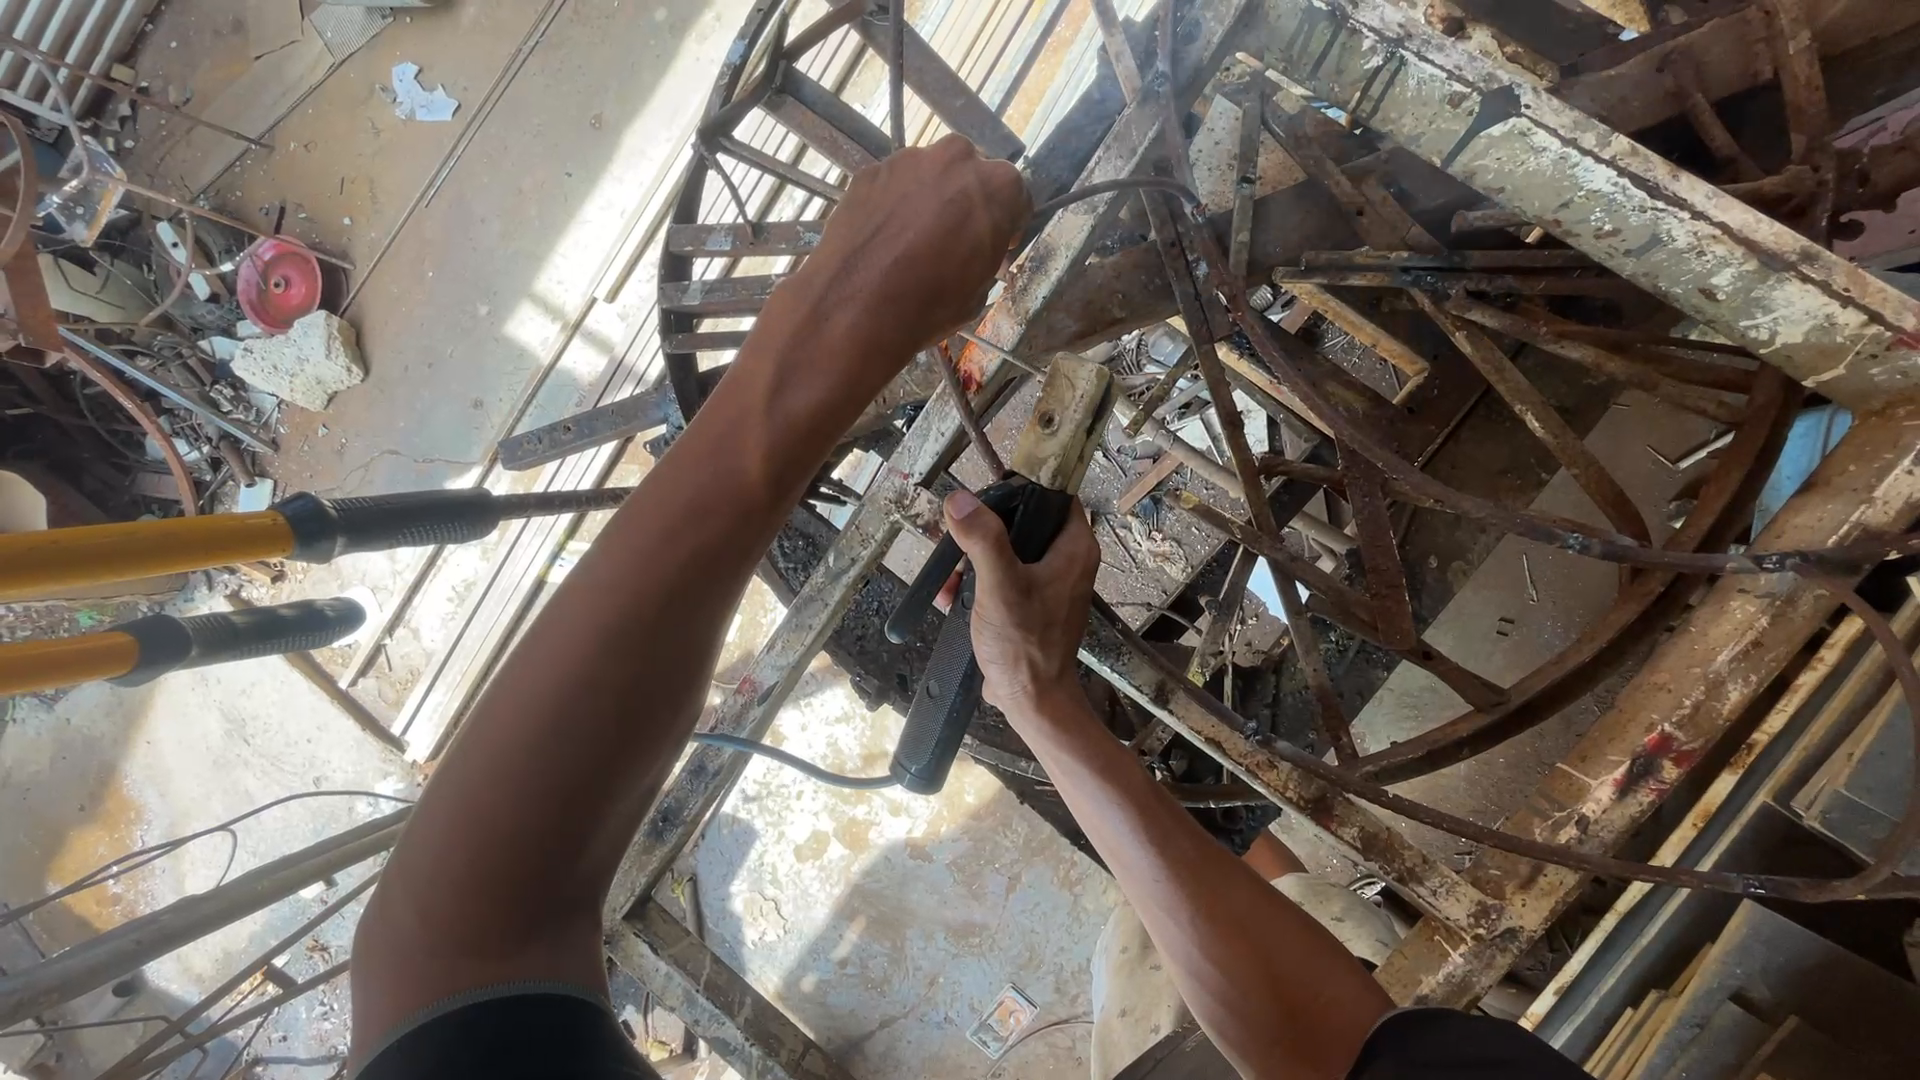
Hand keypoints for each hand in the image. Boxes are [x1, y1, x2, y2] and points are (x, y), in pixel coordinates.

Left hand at [777, 135, 1028, 396]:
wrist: (857, 307)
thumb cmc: (931, 305)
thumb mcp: (979, 294)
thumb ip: (986, 259)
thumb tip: (976, 254)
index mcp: (998, 186)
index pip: (1016, 198)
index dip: (1008, 226)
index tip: (995, 249)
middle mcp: (957, 157)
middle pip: (970, 176)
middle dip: (966, 203)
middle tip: (953, 243)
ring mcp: (908, 159)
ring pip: (928, 176)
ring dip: (928, 201)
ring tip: (911, 243)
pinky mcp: (869, 171)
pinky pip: (892, 186)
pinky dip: (893, 206)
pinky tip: (883, 241)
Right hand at [942, 488, 1100, 720]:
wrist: (1029, 699)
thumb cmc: (1024, 642)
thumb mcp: (999, 584)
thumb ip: (982, 539)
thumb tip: (959, 500)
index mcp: (1074, 548)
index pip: (1054, 496)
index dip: (1021, 490)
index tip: (986, 497)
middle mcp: (1066, 560)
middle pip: (1021, 523)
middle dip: (981, 533)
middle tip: (954, 541)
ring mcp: (1048, 584)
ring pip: (1005, 551)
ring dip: (971, 562)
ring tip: (948, 581)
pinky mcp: (1029, 605)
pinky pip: (1000, 579)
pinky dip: (976, 584)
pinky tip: (952, 599)